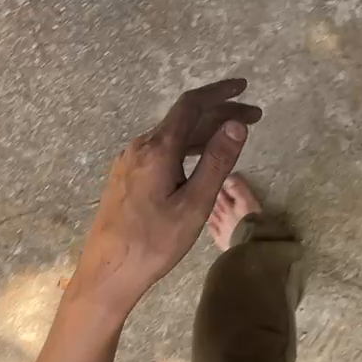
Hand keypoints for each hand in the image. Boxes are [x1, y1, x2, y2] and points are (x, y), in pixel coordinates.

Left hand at [64, 79, 261, 320]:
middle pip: (185, 119)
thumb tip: (237, 124)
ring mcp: (130, 161)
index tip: (244, 87)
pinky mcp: (126, 176)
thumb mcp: (194, 204)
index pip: (192, 105)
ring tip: (233, 137)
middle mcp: (141, 146)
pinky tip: (199, 159)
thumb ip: (217, 161)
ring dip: (204, 131)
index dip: (220, 92)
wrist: (107, 274)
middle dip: (220, 113)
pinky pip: (162, 150)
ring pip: (173, 135)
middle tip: (254, 117)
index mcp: (158, 148)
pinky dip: (187, 145)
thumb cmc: (154, 243)